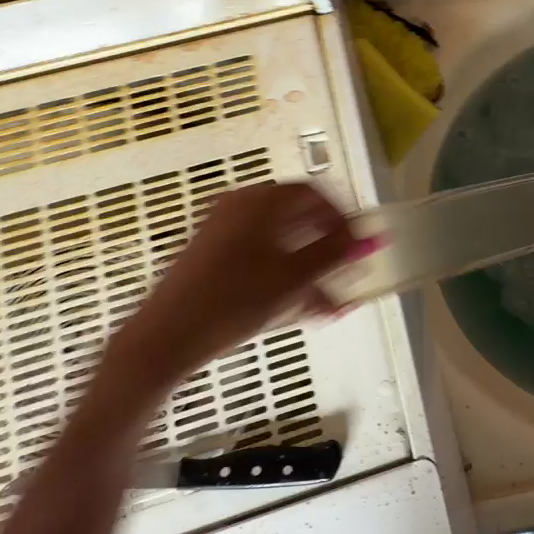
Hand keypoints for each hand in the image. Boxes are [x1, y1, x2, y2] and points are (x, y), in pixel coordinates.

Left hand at [103, 182, 357, 394]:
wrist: (165, 339)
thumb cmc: (226, 303)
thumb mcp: (295, 276)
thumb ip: (337, 253)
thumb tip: (367, 237)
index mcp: (258, 201)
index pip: (314, 193)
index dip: (343, 217)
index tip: (358, 240)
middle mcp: (238, 210)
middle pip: (298, 220)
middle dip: (329, 248)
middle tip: (348, 268)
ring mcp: (221, 235)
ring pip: (281, 244)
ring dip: (310, 269)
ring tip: (329, 300)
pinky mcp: (211, 262)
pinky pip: (261, 261)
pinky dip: (285, 278)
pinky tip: (300, 309)